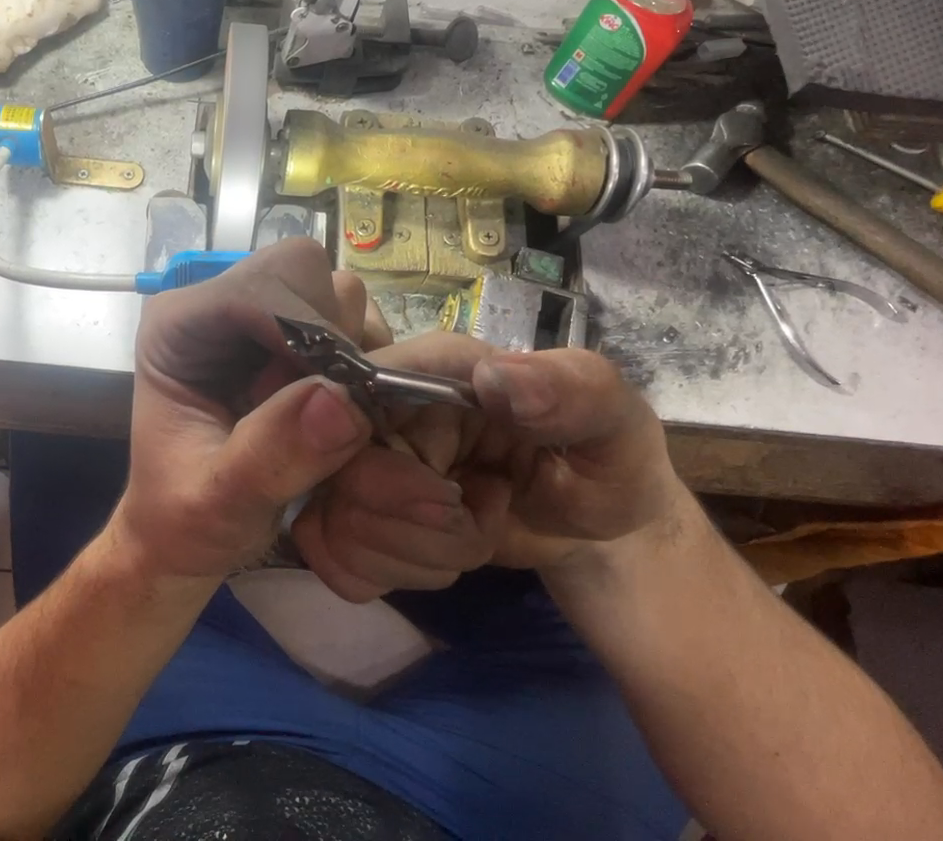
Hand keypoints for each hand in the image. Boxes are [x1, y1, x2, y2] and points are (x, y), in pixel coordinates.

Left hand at [112, 239, 386, 579]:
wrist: (187, 540)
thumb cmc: (185, 520)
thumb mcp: (218, 503)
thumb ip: (271, 454)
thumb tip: (342, 398)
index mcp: (176, 326)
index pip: (257, 285)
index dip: (306, 331)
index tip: (333, 395)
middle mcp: (217, 306)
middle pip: (302, 271)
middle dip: (330, 335)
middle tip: (326, 410)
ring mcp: (261, 318)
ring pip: (336, 293)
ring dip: (351, 352)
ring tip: (324, 419)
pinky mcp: (294, 340)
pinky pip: (353, 324)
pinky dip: (364, 365)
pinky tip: (339, 416)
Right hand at [292, 333, 688, 601]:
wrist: (592, 529)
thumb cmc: (601, 463)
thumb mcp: (612, 422)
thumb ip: (571, 391)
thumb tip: (497, 377)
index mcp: (431, 367)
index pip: (355, 395)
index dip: (386, 458)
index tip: (448, 495)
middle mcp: (379, 409)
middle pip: (338, 473)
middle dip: (420, 523)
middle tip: (482, 513)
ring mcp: (358, 464)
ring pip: (335, 523)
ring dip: (419, 554)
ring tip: (473, 533)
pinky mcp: (352, 514)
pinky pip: (331, 558)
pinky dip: (391, 575)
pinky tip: (436, 559)